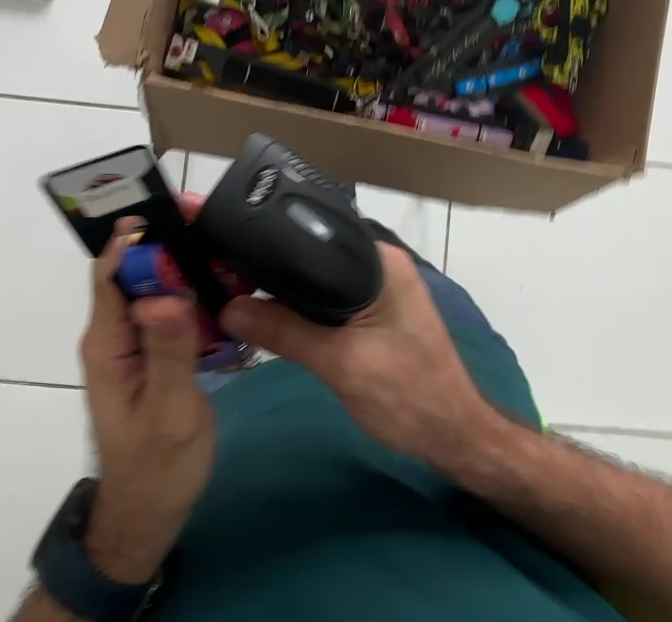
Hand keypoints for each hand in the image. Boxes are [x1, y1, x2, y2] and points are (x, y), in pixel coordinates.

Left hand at [79, 208, 214, 582]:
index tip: (178, 211)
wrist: (148, 512)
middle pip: (136, 273)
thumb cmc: (157, 466)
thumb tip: (165, 293)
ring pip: (154, 290)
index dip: (138, 236)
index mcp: (107, 342)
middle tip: (217, 225)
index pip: (113, 272)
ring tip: (228, 248)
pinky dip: (193, 297)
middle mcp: (114, 334)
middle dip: (170, 246)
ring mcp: (133, 344)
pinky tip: (226, 288)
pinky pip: (168, 312)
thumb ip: (168, 353)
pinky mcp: (152, 354)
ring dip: (185, 268)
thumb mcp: (170, 412)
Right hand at [219, 242, 500, 465]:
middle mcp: (379, 263)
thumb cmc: (407, 395)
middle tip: (218, 275)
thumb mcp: (340, 363)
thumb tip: (227, 308)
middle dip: (269, 268)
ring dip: (282, 292)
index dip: (268, 241)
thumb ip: (285, 332)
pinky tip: (268, 316)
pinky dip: (299, 308)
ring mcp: (378, 289)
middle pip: (311, 256)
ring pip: (316, 281)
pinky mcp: (373, 313)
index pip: (312, 235)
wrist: (453, 436)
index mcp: (379, 260)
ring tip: (231, 291)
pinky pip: (327, 301)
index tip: (223, 247)